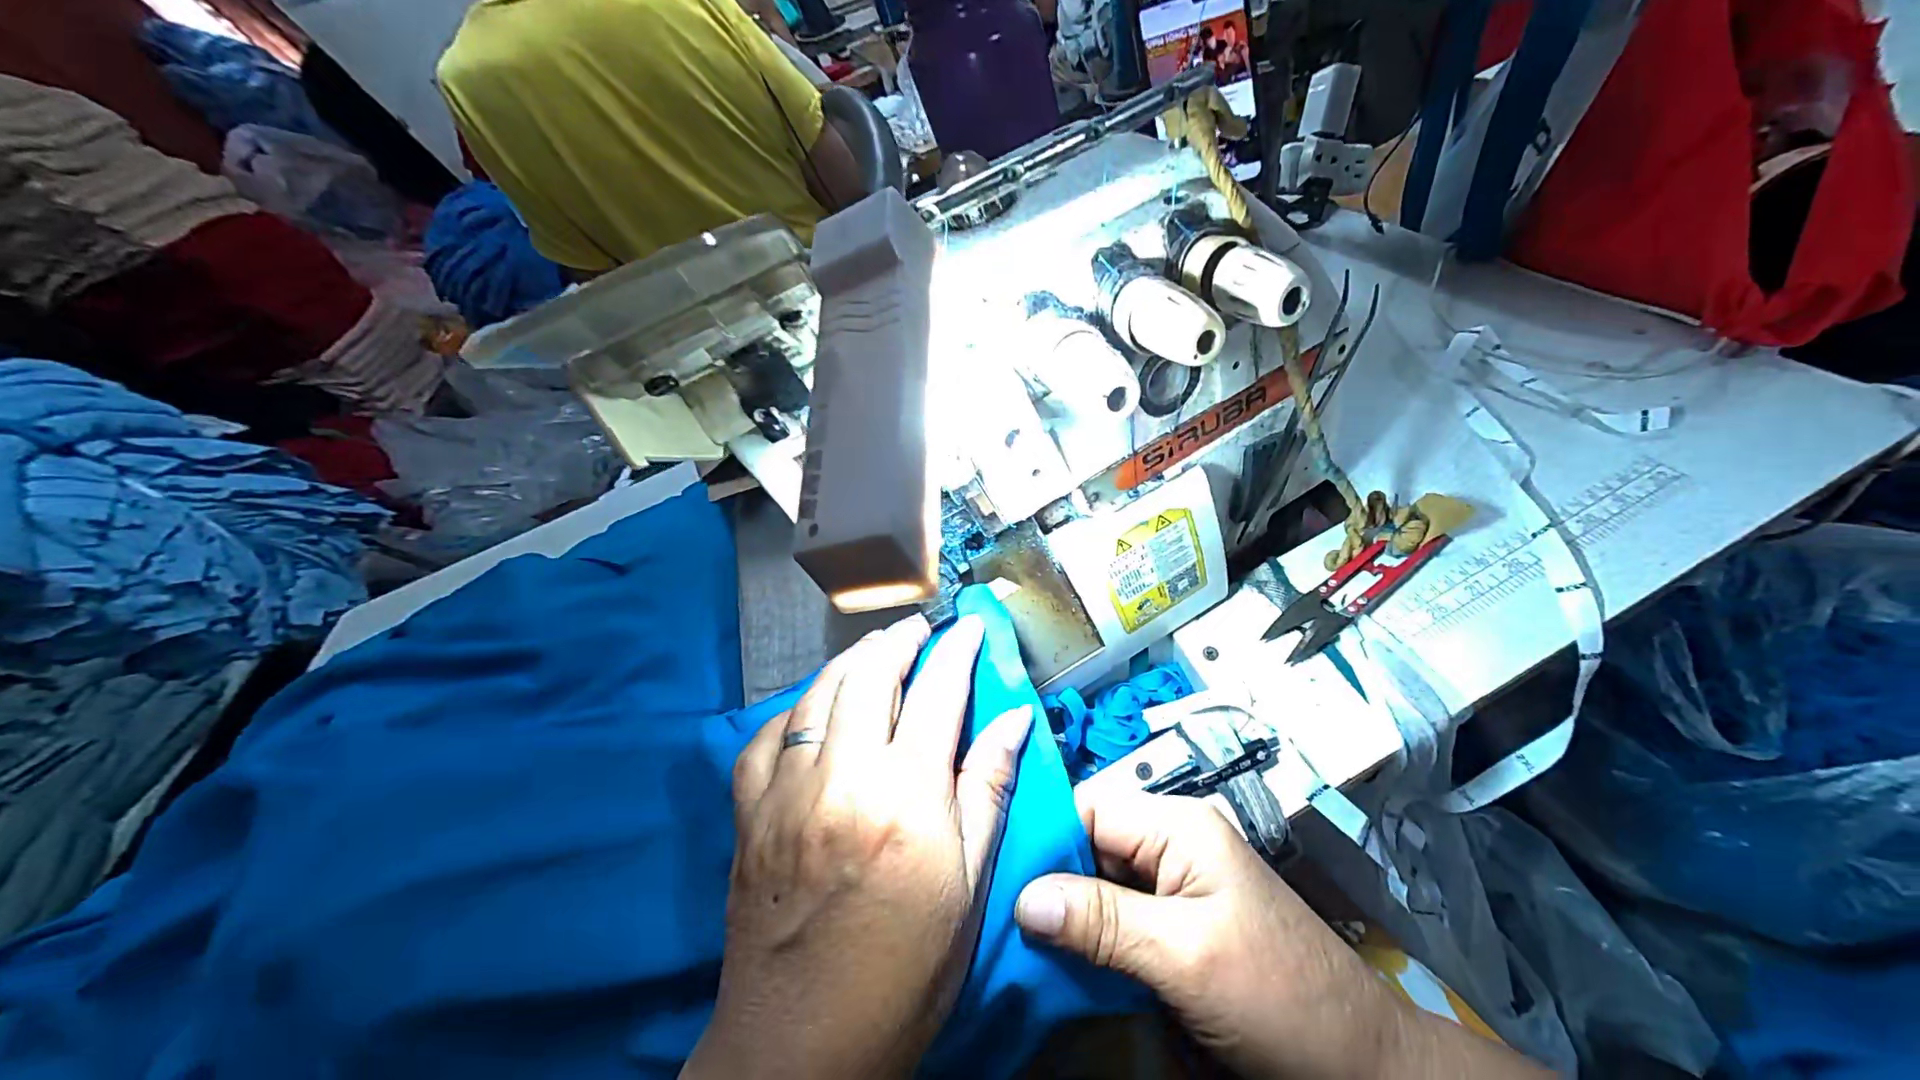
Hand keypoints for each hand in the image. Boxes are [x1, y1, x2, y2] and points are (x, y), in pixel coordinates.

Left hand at [685, 614, 1033, 1079]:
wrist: (802, 1042)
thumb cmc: (906, 972)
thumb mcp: (970, 886)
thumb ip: (989, 790)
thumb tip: (1014, 720)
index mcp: (906, 798)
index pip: (937, 694)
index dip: (958, 650)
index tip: (971, 626)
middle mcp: (841, 778)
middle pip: (870, 676)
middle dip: (900, 639)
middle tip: (921, 628)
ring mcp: (785, 792)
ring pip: (817, 693)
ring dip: (851, 660)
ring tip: (877, 649)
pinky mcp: (748, 812)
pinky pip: (766, 736)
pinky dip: (796, 707)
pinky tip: (815, 707)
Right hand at [1014, 792, 1548, 1079]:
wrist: (1363, 1065)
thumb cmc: (1280, 998)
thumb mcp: (1185, 956)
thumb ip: (1103, 920)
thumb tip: (1023, 897)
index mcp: (1178, 826)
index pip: (1089, 808)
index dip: (1042, 836)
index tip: (994, 872)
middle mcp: (1172, 842)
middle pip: (1089, 842)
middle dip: (1048, 876)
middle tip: (995, 911)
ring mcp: (1174, 883)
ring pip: (1098, 880)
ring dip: (1064, 908)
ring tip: (1011, 932)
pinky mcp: (1174, 921)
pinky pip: (1116, 912)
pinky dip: (1087, 931)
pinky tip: (1055, 953)